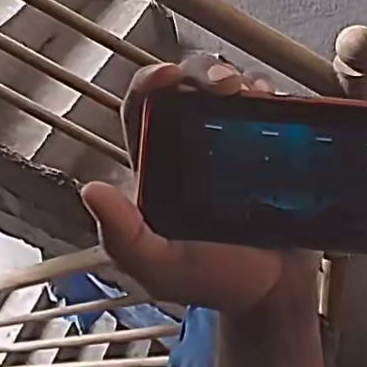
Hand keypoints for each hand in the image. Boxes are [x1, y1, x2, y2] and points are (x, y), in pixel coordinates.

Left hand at [80, 58, 319, 317]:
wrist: (273, 295)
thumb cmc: (213, 281)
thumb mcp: (158, 268)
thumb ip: (123, 237)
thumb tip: (91, 191)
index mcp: (158, 165)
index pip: (143, 110)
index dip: (149, 85)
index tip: (165, 76)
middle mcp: (193, 146)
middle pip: (189, 87)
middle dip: (203, 72)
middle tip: (223, 83)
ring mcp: (234, 143)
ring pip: (231, 90)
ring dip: (241, 78)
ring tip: (254, 94)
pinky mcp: (270, 147)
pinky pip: (269, 110)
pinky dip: (272, 96)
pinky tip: (275, 103)